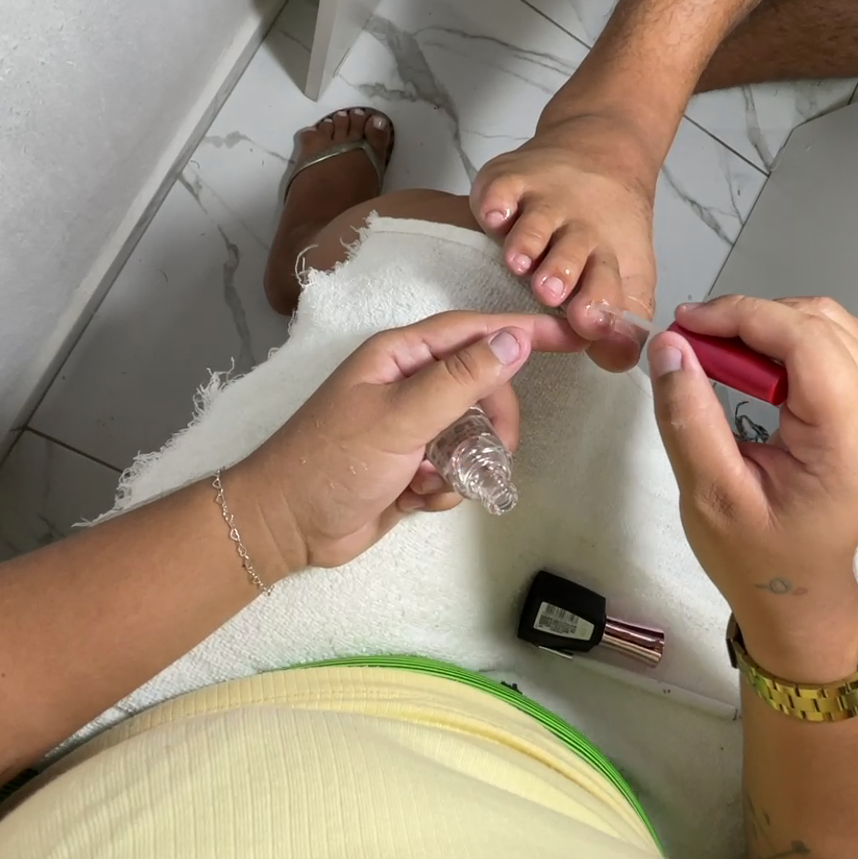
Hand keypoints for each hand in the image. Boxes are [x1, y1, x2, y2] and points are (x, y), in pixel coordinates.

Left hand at [233, 311, 587, 574]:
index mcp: (402, 356)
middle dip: (493, 422)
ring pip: (473, 432)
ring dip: (466, 462)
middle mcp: (410, 383)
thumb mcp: (400, 417)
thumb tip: (515, 340)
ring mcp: (413, 425)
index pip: (475, 331)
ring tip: (434, 483)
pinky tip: (417, 498)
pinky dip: (447, 486)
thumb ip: (460, 379)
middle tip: (494, 452)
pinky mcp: (414, 463)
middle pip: (482, 386)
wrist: (287, 527)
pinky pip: (456, 466)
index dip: (522, 331)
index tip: (570, 336)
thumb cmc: (333, 462)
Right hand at [471, 110, 662, 371]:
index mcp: (610, 262)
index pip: (611, 289)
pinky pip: (502, 189)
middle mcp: (580, 233)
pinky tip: (494, 216)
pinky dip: (496, 202)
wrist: (600, 153)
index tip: (589, 322)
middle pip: (573, 254)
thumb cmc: (604, 233)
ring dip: (529, 242)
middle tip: (549, 290)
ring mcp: (547, 205)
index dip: (601, 308)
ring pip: (537, 225)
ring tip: (518, 261)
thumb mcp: (627, 278)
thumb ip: (619, 327)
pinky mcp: (513, 181)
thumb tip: (615, 360)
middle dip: (562, 271)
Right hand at [647, 296, 857, 681]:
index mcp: (847, 439)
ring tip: (718, 346)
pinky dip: (786, 339)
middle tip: (692, 337)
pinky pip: (832, 350)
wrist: (796, 596)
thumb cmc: (754, 557)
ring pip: (832, 327)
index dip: (742, 316)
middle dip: (752, 316)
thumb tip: (669, 346)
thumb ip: (688, 418)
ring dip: (770, 323)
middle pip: (823, 324)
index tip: (684, 323)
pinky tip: (750, 361)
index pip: (807, 340)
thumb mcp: (709, 494)